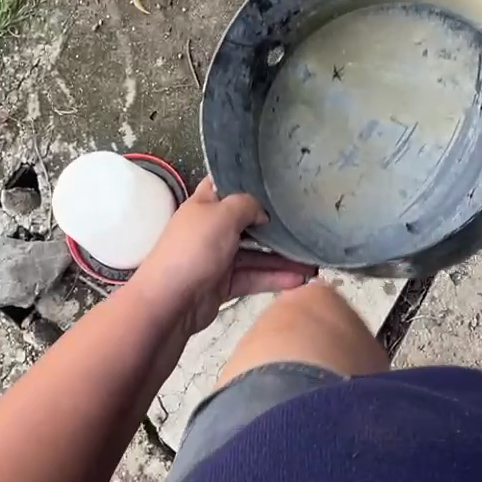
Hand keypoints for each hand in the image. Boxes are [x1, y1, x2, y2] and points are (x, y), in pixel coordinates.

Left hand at [128, 179, 315, 336]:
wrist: (169, 302)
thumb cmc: (194, 249)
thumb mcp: (222, 215)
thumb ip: (247, 205)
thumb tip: (262, 213)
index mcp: (204, 204)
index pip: (226, 185)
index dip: (247, 181)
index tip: (276, 179)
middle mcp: (211, 228)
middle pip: (247, 221)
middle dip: (274, 225)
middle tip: (305, 224)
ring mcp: (218, 257)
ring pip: (254, 253)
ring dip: (281, 257)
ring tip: (312, 260)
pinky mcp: (224, 284)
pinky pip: (253, 276)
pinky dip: (274, 277)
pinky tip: (299, 279)